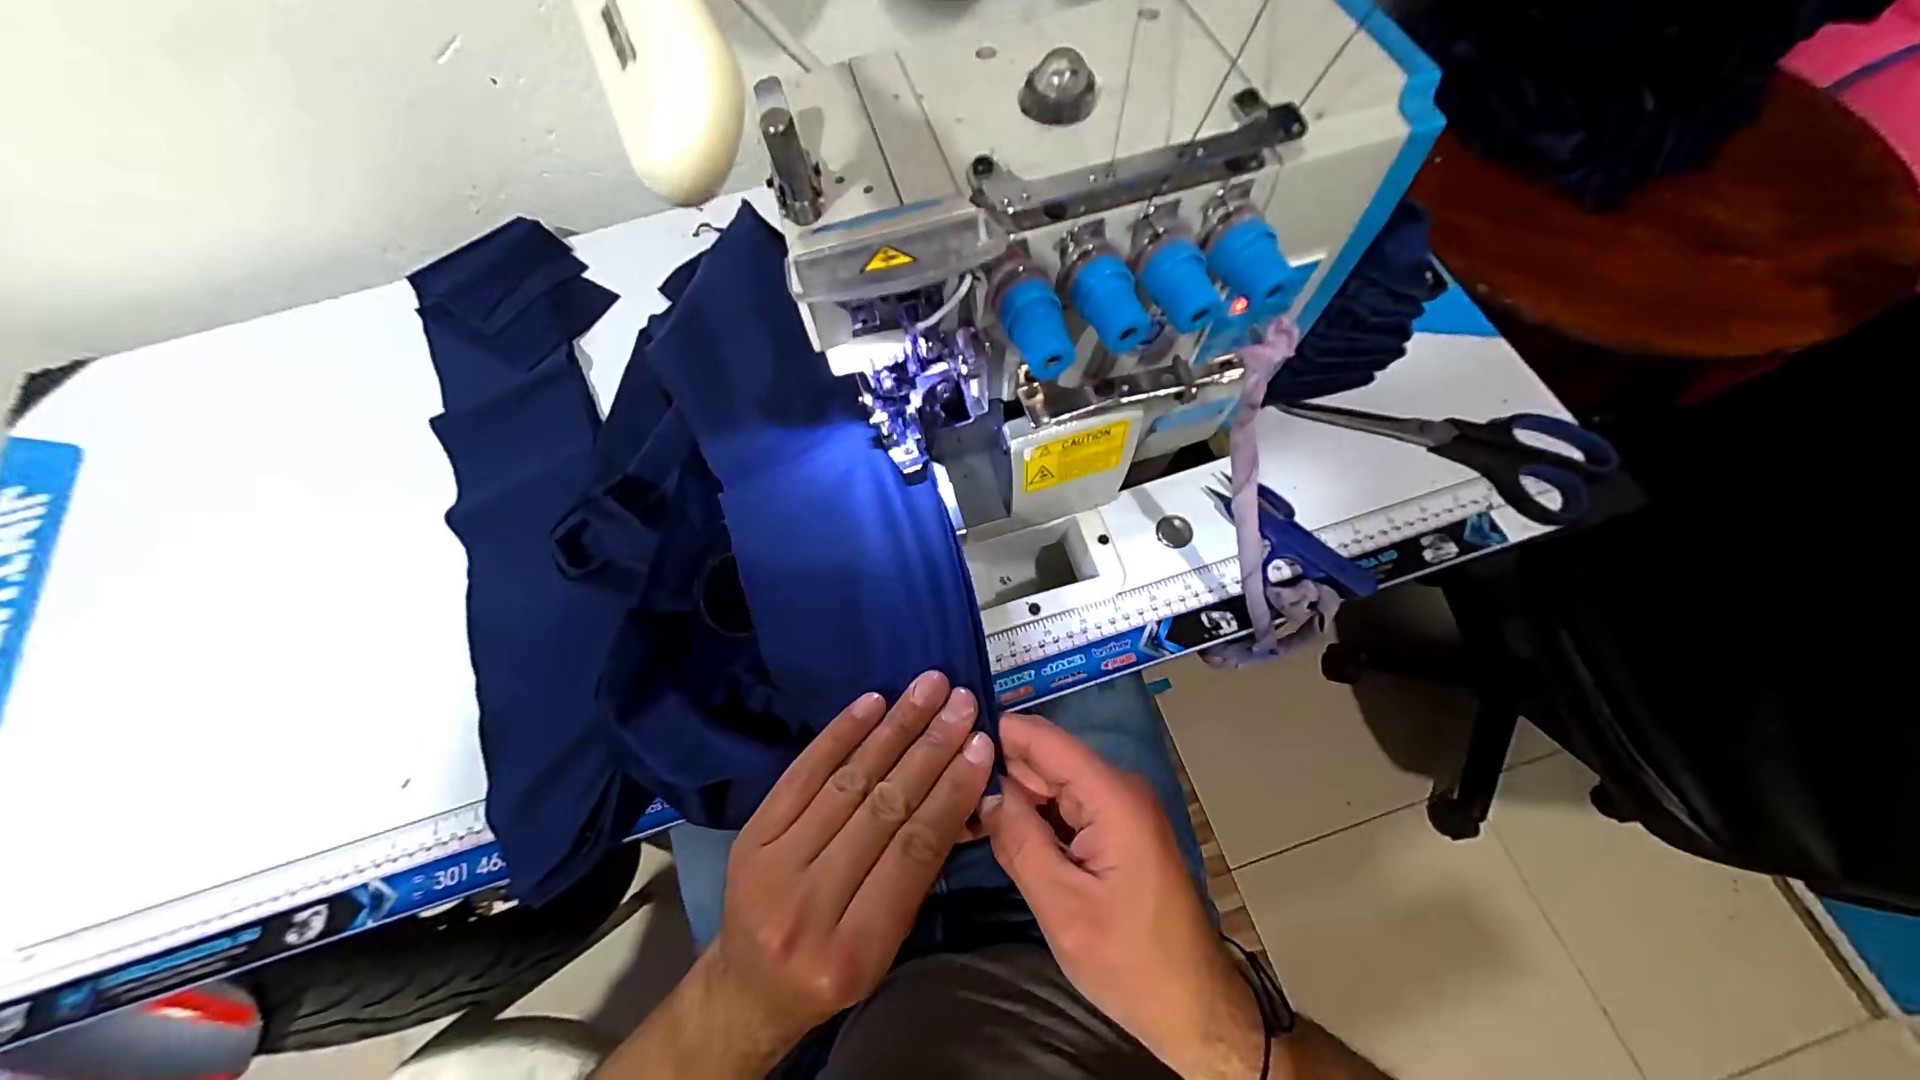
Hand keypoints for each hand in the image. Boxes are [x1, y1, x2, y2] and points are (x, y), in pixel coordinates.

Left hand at [688, 671, 994, 1065]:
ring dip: (894, 728)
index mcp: (853, 949)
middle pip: (883, 809)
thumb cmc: (833, 969)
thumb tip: (966, 793)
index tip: (981, 744)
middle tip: (961, 703)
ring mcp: (771, 866)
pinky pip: (801, 772)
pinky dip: (840, 733)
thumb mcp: (888, 943)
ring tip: (927, 689)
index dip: (951, 792)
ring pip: (847, 782)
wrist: (749, 988)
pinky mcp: (749, 836)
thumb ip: (922, 870)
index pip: (913, 851)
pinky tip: (872, 702)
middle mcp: (807, 906)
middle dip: (929, 748)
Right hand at [981, 712, 1264, 1078]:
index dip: (998, 733)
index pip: (1044, 739)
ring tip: (964, 817)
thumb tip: (984, 789)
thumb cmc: (1131, 961)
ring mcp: (1118, 808)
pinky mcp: (1115, 828)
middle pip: (1045, 760)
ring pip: (1051, 784)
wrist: (1193, 1006)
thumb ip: (1019, 840)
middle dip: (999, 773)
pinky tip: (999, 833)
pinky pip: (1065, 808)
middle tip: (949, 795)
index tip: (950, 742)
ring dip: (1013, 799)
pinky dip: (1034, 819)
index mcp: (1112, 796)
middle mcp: (1118, 788)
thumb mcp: (1062, 905)